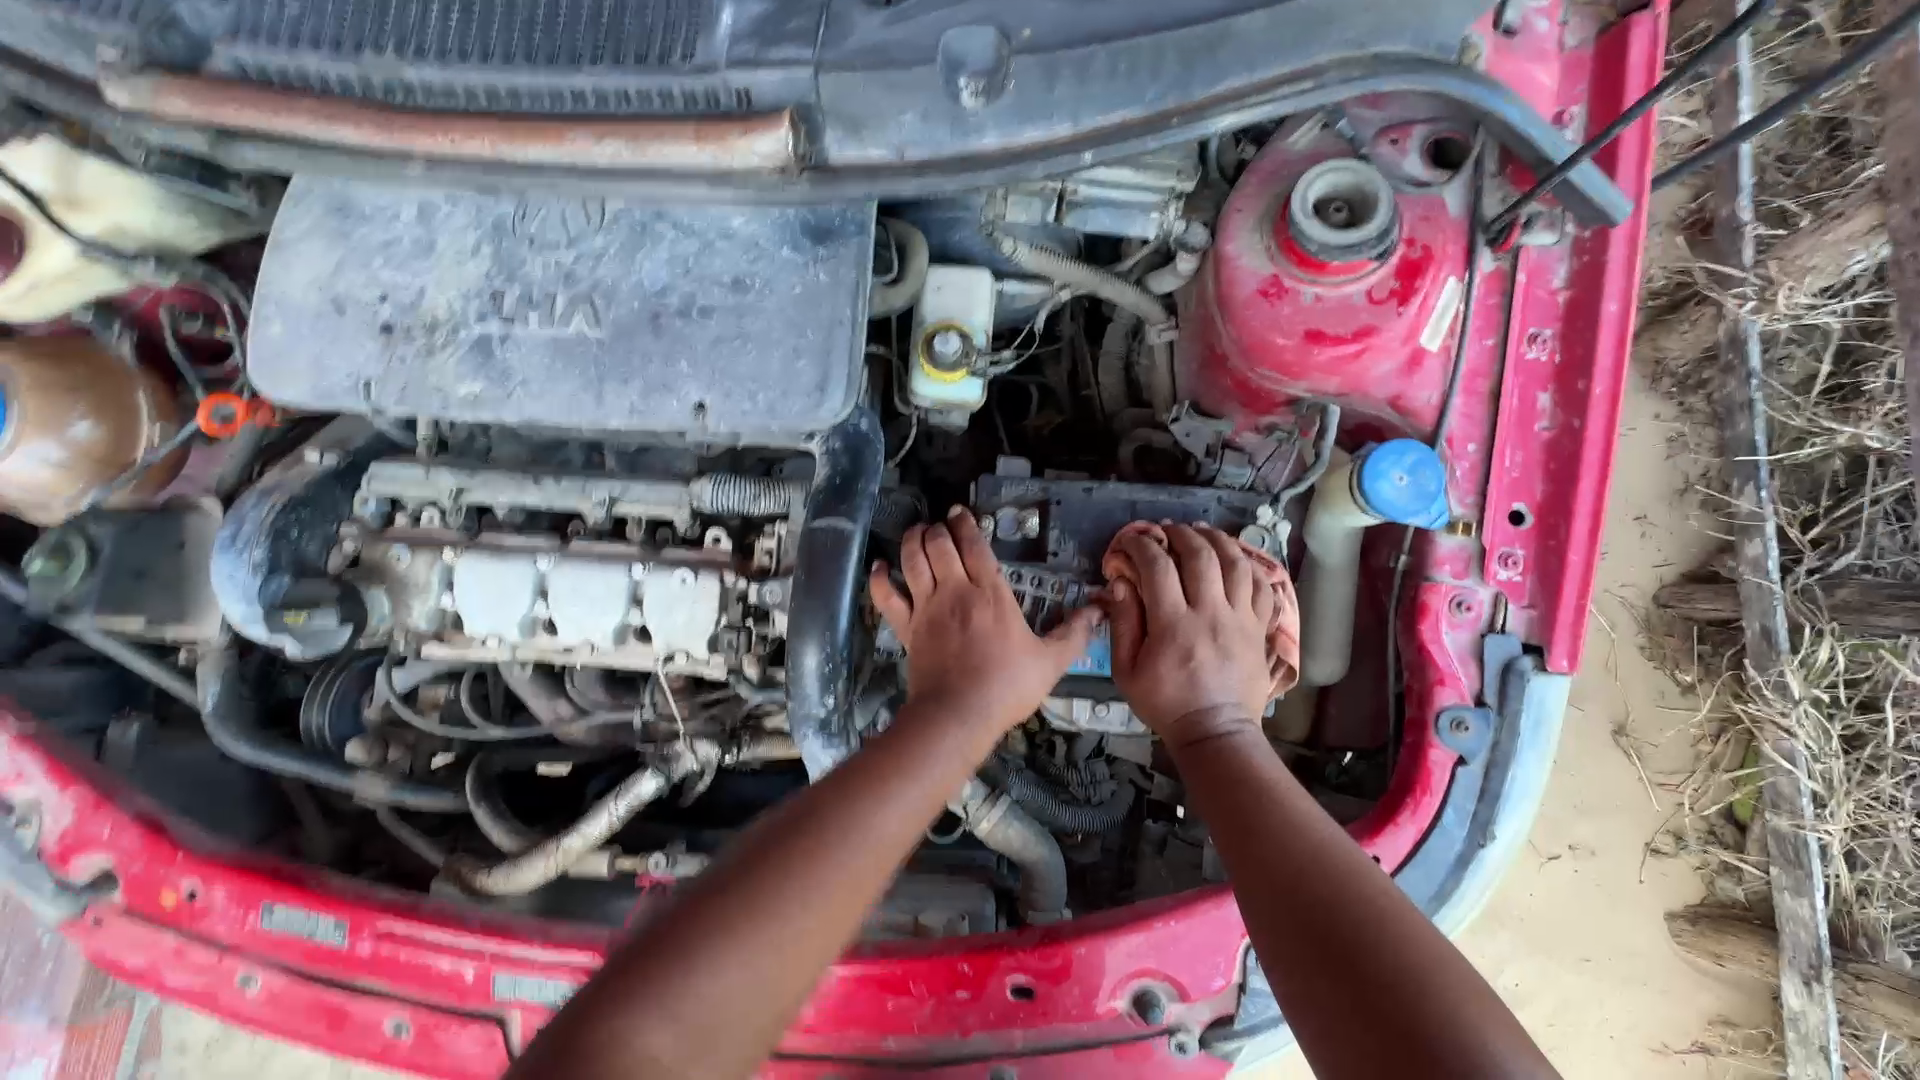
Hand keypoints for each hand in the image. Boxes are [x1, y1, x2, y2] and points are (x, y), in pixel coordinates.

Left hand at [870, 507, 1103, 734]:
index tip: (960, 512)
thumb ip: (1074, 633)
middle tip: (941, 526)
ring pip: (912, 560)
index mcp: (990, 593)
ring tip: (916, 533)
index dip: (965, 524)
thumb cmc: (1006, 687)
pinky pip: (886, 596)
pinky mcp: (906, 628)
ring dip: (912, 541)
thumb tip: (1099, 610)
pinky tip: (880, 567)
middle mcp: (955, 591)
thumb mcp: (1051, 662)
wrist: (957, 715)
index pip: (974, 545)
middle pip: (939, 544)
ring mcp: (926, 608)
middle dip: (938, 529)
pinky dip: (880, 578)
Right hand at [1105, 524, 1274, 750]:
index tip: (1132, 541)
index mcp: (1173, 625)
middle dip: (1180, 535)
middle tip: (1167, 530)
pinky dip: (1249, 566)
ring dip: (1217, 540)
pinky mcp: (1259, 628)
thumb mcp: (1126, 671)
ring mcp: (1240, 619)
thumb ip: (1123, 624)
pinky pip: (1262, 587)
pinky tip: (1234, 560)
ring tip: (1202, 532)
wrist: (1215, 731)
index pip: (1157, 567)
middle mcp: (1210, 614)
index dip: (1142, 546)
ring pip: (1236, 564)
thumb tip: (1121, 583)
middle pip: (1200, 556)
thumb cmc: (1165, 703)